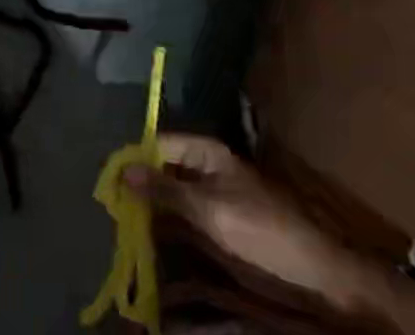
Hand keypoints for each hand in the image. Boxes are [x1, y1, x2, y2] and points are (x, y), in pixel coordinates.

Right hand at [124, 133, 379, 315]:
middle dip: (136, 185)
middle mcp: (203, 170)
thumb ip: (166, 189)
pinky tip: (139, 240)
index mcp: (206, 153)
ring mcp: (207, 199)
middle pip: (160, 170)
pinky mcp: (211, 226)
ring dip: (145, 210)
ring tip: (116, 224)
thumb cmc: (260, 229)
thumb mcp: (209, 208)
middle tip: (106, 207)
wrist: (309, 269)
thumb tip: (124, 168)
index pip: (159, 144)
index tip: (105, 178)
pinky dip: (160, 229)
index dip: (133, 158)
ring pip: (166, 197)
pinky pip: (177, 221)